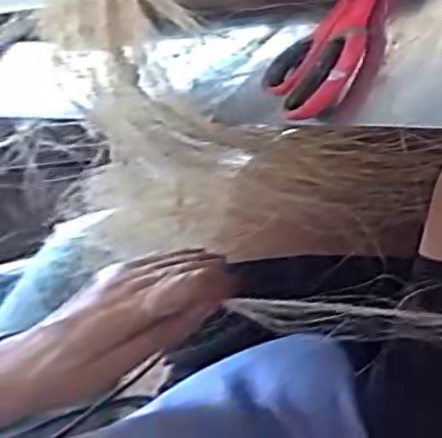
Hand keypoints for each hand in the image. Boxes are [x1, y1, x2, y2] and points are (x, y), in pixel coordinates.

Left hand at [0, 250, 230, 424]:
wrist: (10, 372)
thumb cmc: (67, 377)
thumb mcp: (116, 368)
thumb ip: (167, 333)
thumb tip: (210, 304)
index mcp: (132, 307)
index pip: (198, 278)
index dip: (223, 284)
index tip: (230, 297)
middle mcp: (131, 281)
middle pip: (198, 262)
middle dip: (217, 277)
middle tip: (214, 299)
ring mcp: (123, 272)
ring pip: (187, 255)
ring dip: (204, 268)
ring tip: (201, 290)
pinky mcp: (116, 270)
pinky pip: (167, 255)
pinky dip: (185, 263)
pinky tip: (180, 279)